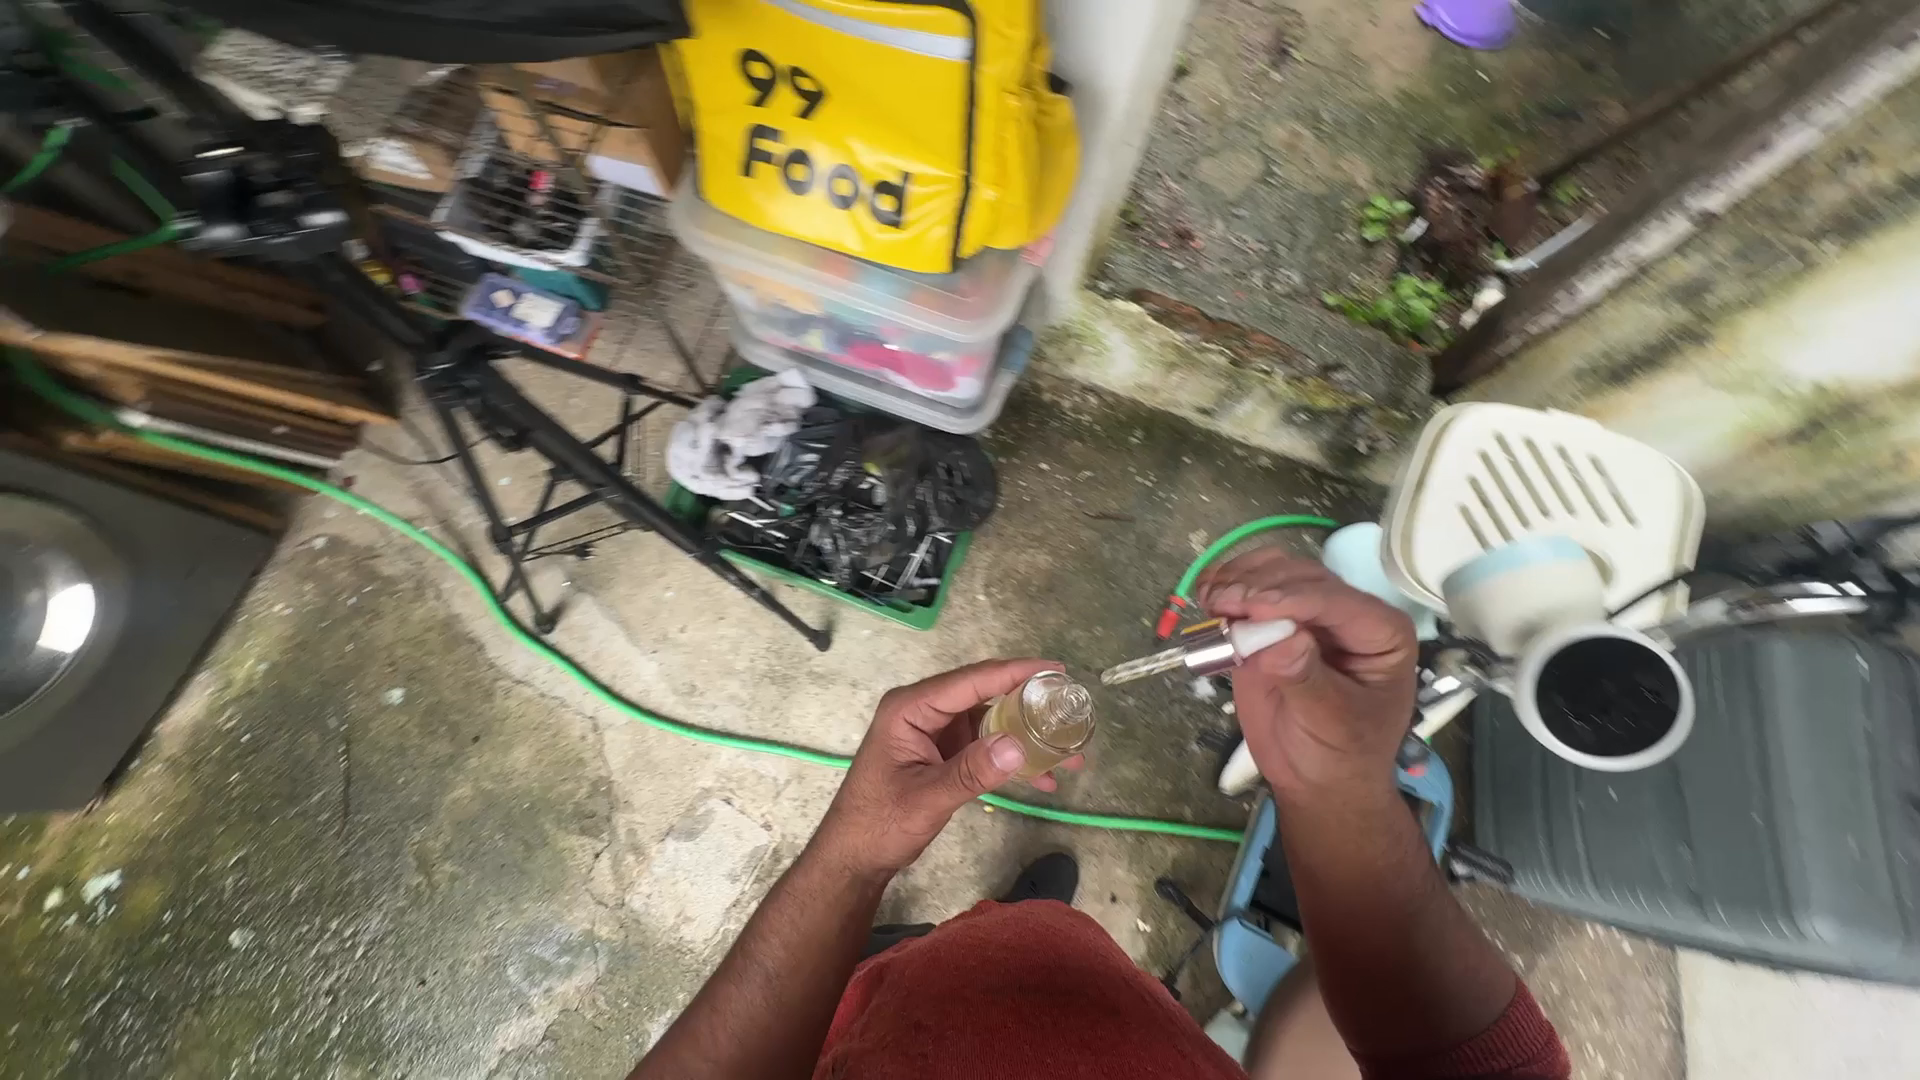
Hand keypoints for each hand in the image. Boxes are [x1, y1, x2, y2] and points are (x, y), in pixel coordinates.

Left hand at [814, 659, 1085, 878]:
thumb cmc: (879, 824)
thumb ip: (971, 772)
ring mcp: (934, 731)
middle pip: (984, 694)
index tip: (1055, 669)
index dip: (1015, 672)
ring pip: (989, 720)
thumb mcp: (928, 798)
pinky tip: (1042, 778)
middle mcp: (924, 710)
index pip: (971, 680)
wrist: (853, 858)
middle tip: (1069, 705)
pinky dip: (1010, 759)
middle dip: (1028, 702)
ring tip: (1068, 750)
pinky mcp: (943, 752)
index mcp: (912, 707)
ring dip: (1025, 734)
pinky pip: (983, 745)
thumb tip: (1019, 747)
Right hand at [1196, 549, 1416, 799]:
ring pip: (1273, 571)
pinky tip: (1206, 593)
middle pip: (1301, 577)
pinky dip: (1225, 584)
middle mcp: (1345, 613)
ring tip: (1209, 598)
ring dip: (1237, 578)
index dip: (1291, 597)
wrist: (1315, 776)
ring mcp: (1305, 612)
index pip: (1335, 601)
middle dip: (1257, 585)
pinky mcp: (1269, 620)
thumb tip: (1283, 639)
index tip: (1248, 606)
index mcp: (1380, 633)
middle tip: (1218, 602)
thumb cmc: (1339, 753)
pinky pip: (1250, 587)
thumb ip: (1306, 679)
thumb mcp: (1330, 723)